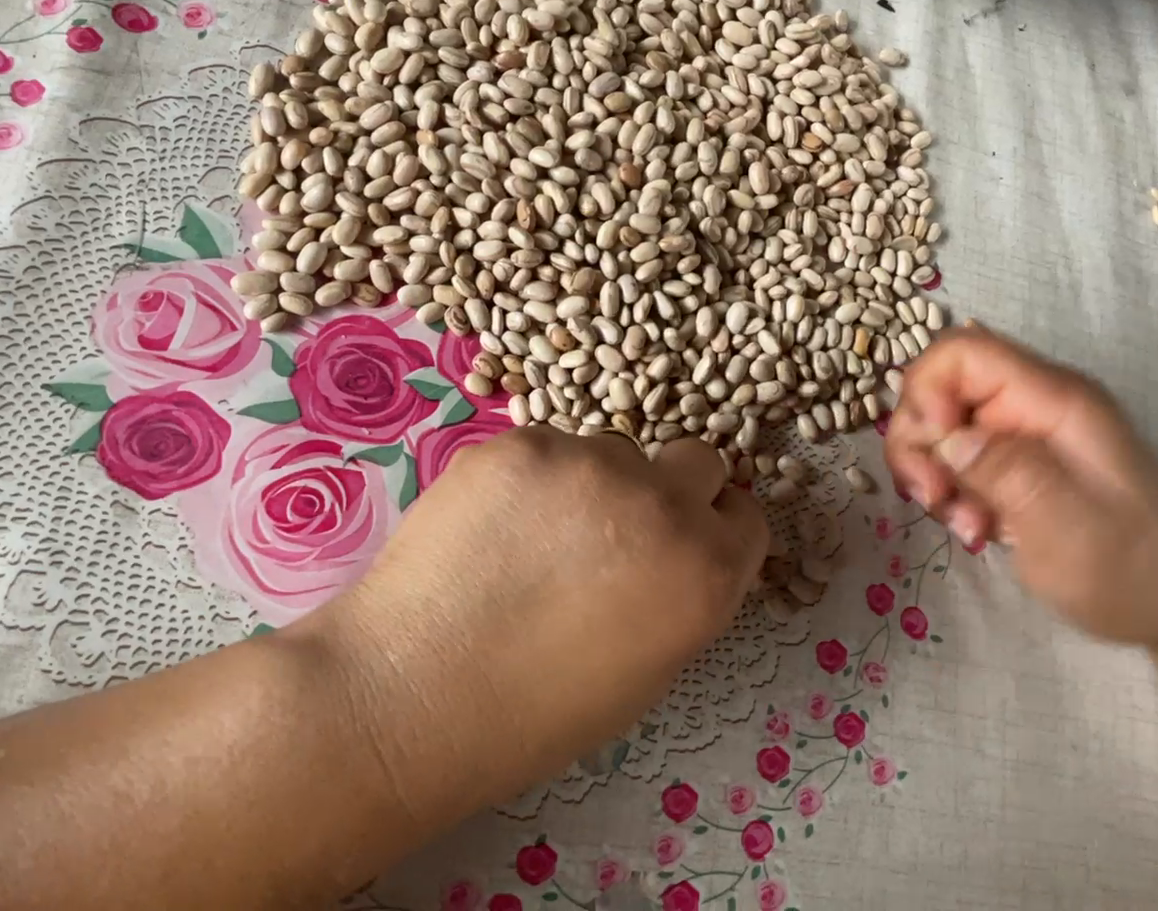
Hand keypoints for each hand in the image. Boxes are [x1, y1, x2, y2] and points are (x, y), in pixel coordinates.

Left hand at [301, 429, 769, 817]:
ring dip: (597, 483)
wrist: (413, 696)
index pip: (744, 515)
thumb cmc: (536, 714)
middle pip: (697, 460)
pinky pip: (549, 448)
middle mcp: (661, 503)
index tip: (688, 540)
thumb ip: (684, 595)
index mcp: (706, 570)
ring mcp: (588, 462)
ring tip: (536, 536)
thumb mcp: (648, 670)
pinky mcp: (521, 442)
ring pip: (614, 451)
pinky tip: (494, 524)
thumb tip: (682, 551)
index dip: (716, 528)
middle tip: (620, 528)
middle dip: (674, 489)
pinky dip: (536, 478)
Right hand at [883, 327, 1157, 649]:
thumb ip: (1010, 473)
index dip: (928, 390)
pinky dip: (945, 491)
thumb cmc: (1130, 567)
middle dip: (920, 443)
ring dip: (929, 473)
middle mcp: (1028, 404)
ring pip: (934, 426)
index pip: (962, 352)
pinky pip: (949, 457)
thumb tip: (947, 437)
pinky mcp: (1007, 460)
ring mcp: (1017, 432)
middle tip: (935, 499)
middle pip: (935, 388)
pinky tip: (973, 527)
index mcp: (1053, 400)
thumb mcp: (1071, 527)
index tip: (936, 449)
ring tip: (962, 523)